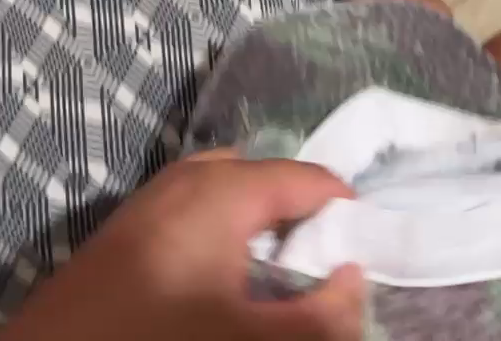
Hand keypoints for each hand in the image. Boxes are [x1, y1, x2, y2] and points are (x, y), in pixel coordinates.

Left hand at [0, 150, 365, 339]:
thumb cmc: (160, 338)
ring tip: (280, 277)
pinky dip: (228, 233)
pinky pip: (200, 210)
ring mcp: (156, 196)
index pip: (306, 178)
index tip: (368, 248)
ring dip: (263, 226)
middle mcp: (189, 176)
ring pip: (231, 194)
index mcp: (223, 188)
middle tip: (323, 266)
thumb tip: (355, 278)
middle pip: (267, 180)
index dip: (345, 209)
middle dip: (302, 216)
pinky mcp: (133, 224)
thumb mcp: (251, 339)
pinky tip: (226, 281)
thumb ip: (319, 317)